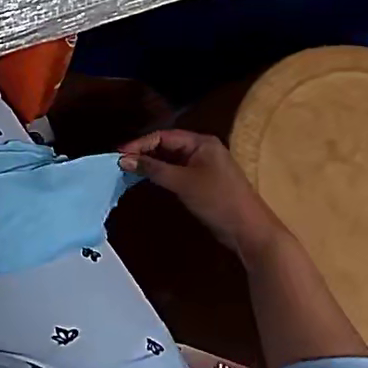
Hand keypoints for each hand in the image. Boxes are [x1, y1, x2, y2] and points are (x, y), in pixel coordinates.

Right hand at [119, 129, 284, 260]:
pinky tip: (147, 179)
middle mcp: (202, 149)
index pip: (163, 136)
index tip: (119, 154)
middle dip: (144, 153)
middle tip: (121, 162)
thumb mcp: (183, 182)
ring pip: (170, 159)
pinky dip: (160, 174)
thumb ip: (153, 169)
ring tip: (128, 170)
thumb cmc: (218, 200)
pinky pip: (176, 172)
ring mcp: (203, 166)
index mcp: (201, 142)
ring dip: (151, 164)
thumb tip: (124, 160)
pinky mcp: (202, 182)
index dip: (140, 144)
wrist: (249, 230)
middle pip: (166, 146)